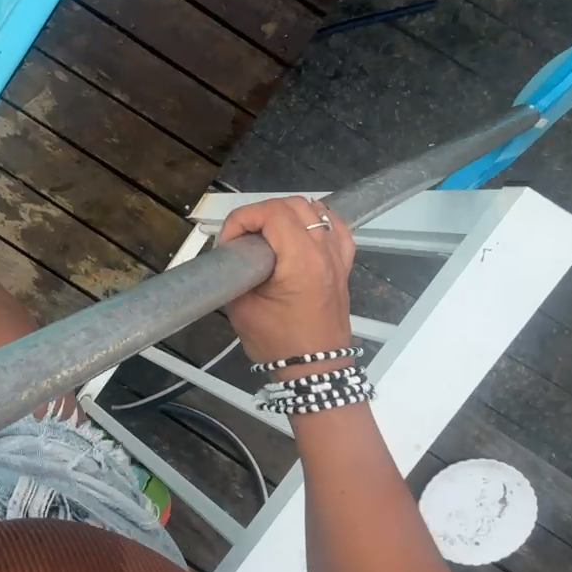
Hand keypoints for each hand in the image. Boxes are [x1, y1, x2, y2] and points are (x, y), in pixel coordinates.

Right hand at [215, 196, 355, 367]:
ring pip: (314, 209)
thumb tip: (231, 252)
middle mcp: (326, 252)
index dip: (241, 220)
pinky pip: (334, 225)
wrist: (314, 366)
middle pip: (292, 205)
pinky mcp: (344, 262)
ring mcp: (339, 255)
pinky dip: (313, 220)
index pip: (272, 214)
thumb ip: (235, 272)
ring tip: (264, 236)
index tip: (227, 244)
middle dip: (259, 214)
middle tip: (240, 239)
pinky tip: (296, 232)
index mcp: (301, 262)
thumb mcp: (241, 306)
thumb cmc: (275, 341)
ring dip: (284, 214)